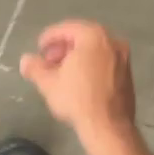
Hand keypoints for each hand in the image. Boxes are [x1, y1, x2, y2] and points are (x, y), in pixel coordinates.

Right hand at [19, 20, 137, 144]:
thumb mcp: (48, 83)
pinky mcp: (128, 75)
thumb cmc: (77, 99)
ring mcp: (123, 58)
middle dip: (63, 47)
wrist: (108, 126)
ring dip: (76, 57)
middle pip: (83, 37)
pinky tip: (79, 81)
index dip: (49, 37)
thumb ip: (35, 67)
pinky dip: (90, 65)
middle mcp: (112, 42)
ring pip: (95, 50)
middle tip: (48, 60)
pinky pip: (105, 62)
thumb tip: (26, 60)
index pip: (67, 28)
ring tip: (61, 72)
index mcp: (93, 37)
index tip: (39, 48)